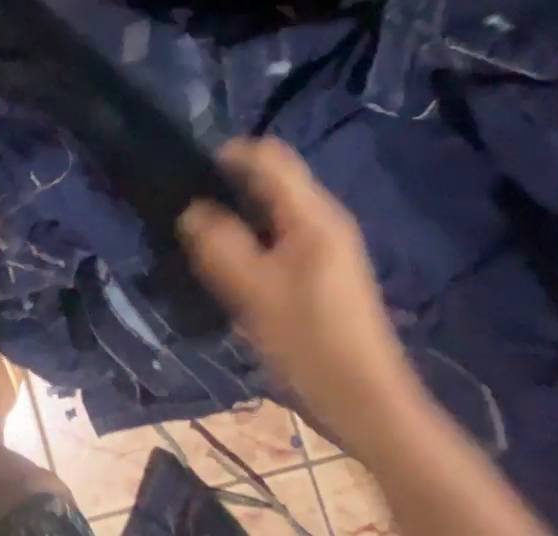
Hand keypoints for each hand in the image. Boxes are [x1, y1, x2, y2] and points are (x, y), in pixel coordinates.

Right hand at [177, 138, 424, 450]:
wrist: (368, 403)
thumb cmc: (310, 341)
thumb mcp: (252, 291)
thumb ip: (217, 242)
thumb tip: (191, 210)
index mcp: (312, 215)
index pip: (268, 154)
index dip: (226, 154)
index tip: (189, 176)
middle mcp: (324, 219)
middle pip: (270, 178)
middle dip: (227, 186)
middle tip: (190, 210)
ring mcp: (328, 244)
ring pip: (273, 207)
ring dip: (237, 214)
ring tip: (203, 238)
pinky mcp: (324, 268)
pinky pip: (280, 231)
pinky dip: (253, 236)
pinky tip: (233, 265)